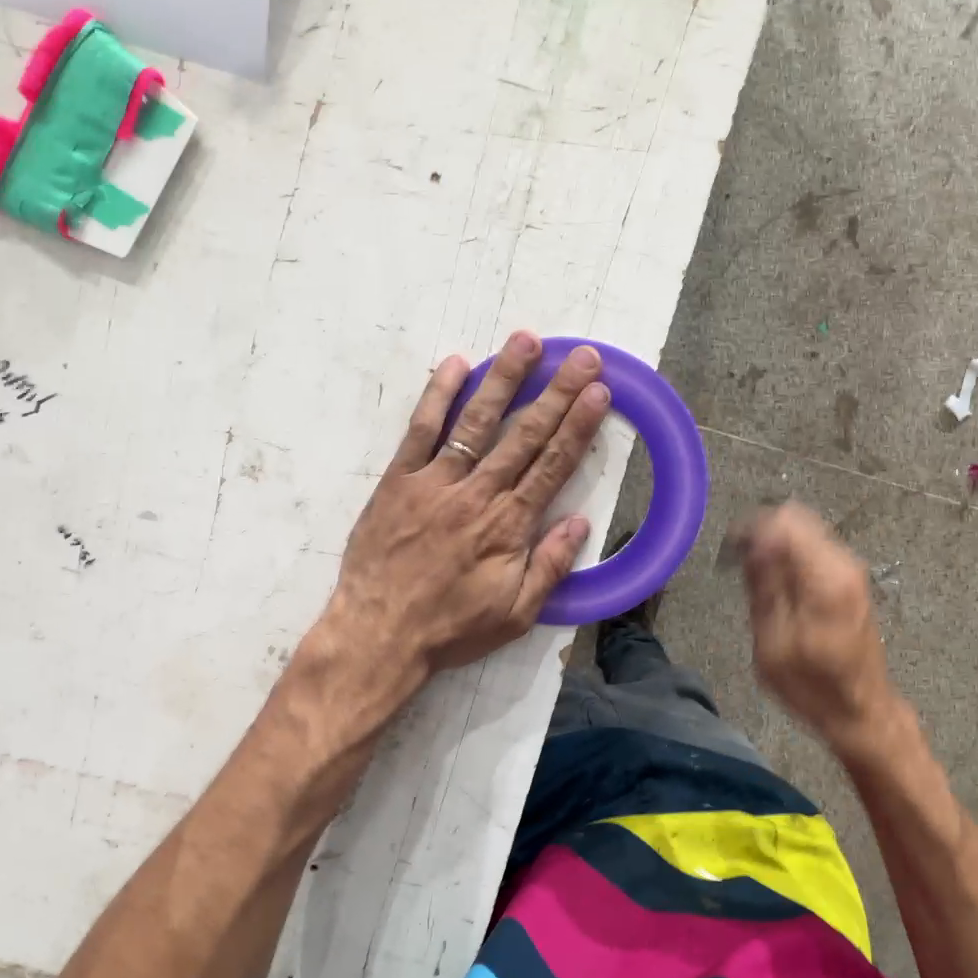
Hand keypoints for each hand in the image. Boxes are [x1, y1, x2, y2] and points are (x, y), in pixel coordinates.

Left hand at [324, 331, 609, 684]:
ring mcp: (435, 482)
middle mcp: (478, 494)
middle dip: (557, 392)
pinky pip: (420, 431)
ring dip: (504, 379)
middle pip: (525, 434)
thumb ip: (550, 566)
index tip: (599, 391)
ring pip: (476, 422)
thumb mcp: (517, 614)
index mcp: (509, 526)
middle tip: (582, 356)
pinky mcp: (398, 481)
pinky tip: (456, 365)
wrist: (378, 635)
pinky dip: (438, 397)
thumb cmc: (452, 629)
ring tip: (527, 341)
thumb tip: (580, 522)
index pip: (553, 464)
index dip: (579, 425)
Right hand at [740, 502, 899, 758]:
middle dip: (763, 535)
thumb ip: (764, 585)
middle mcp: (844, 563)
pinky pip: (813, 549)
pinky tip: (778, 590)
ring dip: (776, 547)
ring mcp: (851, 570)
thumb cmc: (813, 687)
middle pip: (795, 519)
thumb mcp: (773, 644)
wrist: (862, 711)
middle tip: (741, 569)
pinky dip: (790, 558)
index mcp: (825, 577)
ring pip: (804, 531)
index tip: (731, 556)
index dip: (751, 529)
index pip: (784, 520)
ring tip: (756, 582)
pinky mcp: (851, 580)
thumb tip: (752, 540)